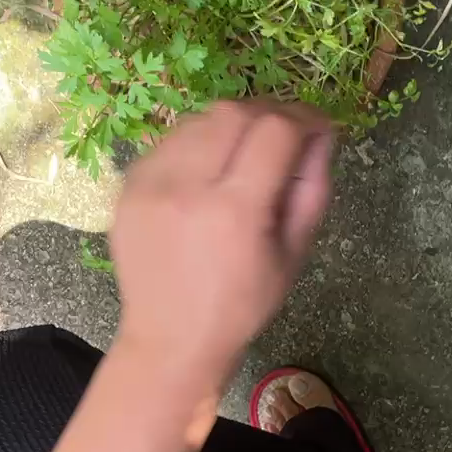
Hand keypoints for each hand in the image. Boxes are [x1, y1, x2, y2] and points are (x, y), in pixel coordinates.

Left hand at [109, 100, 332, 380]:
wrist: (170, 339)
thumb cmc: (243, 304)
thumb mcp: (294, 253)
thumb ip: (313, 188)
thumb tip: (323, 136)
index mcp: (234, 211)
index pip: (275, 131)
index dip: (306, 118)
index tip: (321, 128)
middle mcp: (186, 187)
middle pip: (235, 112)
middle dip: (271, 113)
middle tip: (288, 133)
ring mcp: (149, 183)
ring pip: (200, 118)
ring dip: (234, 122)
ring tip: (249, 149)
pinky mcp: (128, 185)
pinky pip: (172, 139)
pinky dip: (201, 140)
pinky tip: (212, 167)